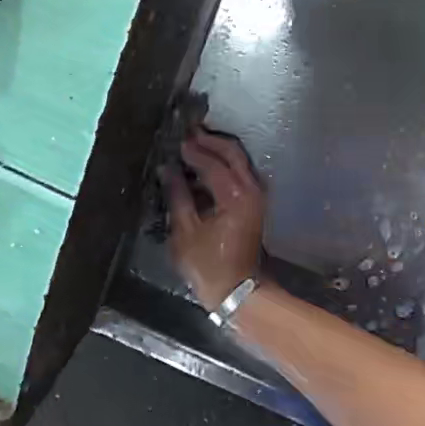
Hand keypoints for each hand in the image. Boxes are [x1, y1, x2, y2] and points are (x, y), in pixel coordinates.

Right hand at [164, 127, 266, 304]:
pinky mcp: (254, 203)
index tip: (176, 142)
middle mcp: (251, 190)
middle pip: (232, 152)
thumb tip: (168, 169)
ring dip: (218, 149)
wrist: (239, 292)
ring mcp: (256, 196)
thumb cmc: (209, 266)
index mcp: (234, 197)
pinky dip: (223, 163)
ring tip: (193, 144)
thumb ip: (177, 195)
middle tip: (188, 132)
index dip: (192, 150)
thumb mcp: (185, 232)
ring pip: (239, 159)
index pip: (212, 162)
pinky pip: (240, 172)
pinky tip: (203, 166)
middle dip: (209, 140)